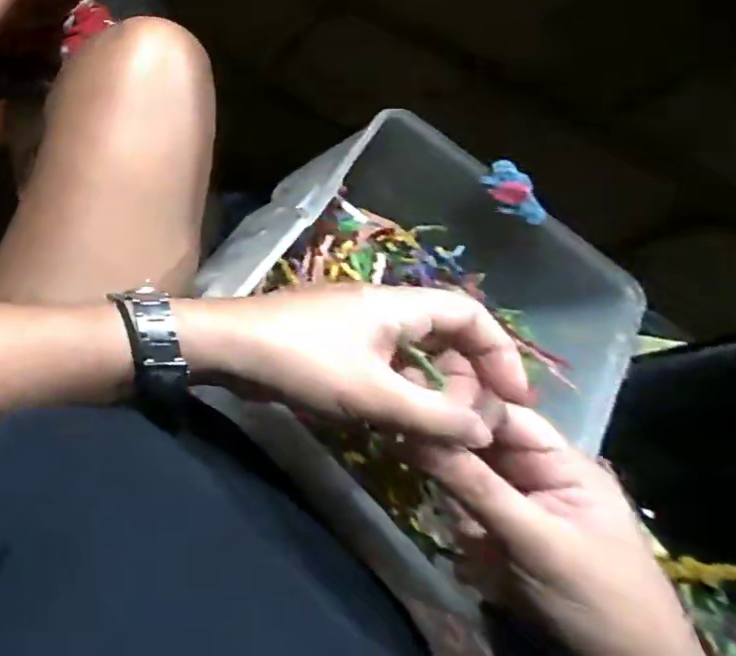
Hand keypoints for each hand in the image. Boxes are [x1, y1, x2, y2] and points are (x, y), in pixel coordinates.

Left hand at [182, 284, 533, 446]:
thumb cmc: (299, 360)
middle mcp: (371, 307)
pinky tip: (387, 423)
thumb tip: (485, 428)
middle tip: (466, 422)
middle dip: (463, 378)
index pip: (468, 313)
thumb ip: (437, 415)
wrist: (222, 346)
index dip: (501, 354)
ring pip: (406, 355)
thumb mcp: (374, 394)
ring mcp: (343, 323)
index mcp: (391, 305)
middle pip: (440, 334)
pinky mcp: (321, 342)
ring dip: (425, 390)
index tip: (513, 401)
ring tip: (431, 431)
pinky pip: (374, 363)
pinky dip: (391, 390)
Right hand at [410, 406, 700, 655]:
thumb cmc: (600, 600)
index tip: (410, 403)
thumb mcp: (536, 539)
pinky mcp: (492, 521)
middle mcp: (531, 468)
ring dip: (435, 469)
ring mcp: (511, 496)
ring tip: (411, 469)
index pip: (498, 410)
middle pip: (472, 433)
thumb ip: (472, 483)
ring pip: (456, 461)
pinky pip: (455, 493)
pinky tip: (433, 504)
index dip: (456, 400)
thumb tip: (409, 431)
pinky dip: (442, 498)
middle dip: (439, 438)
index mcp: (559, 461)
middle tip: (397, 437)